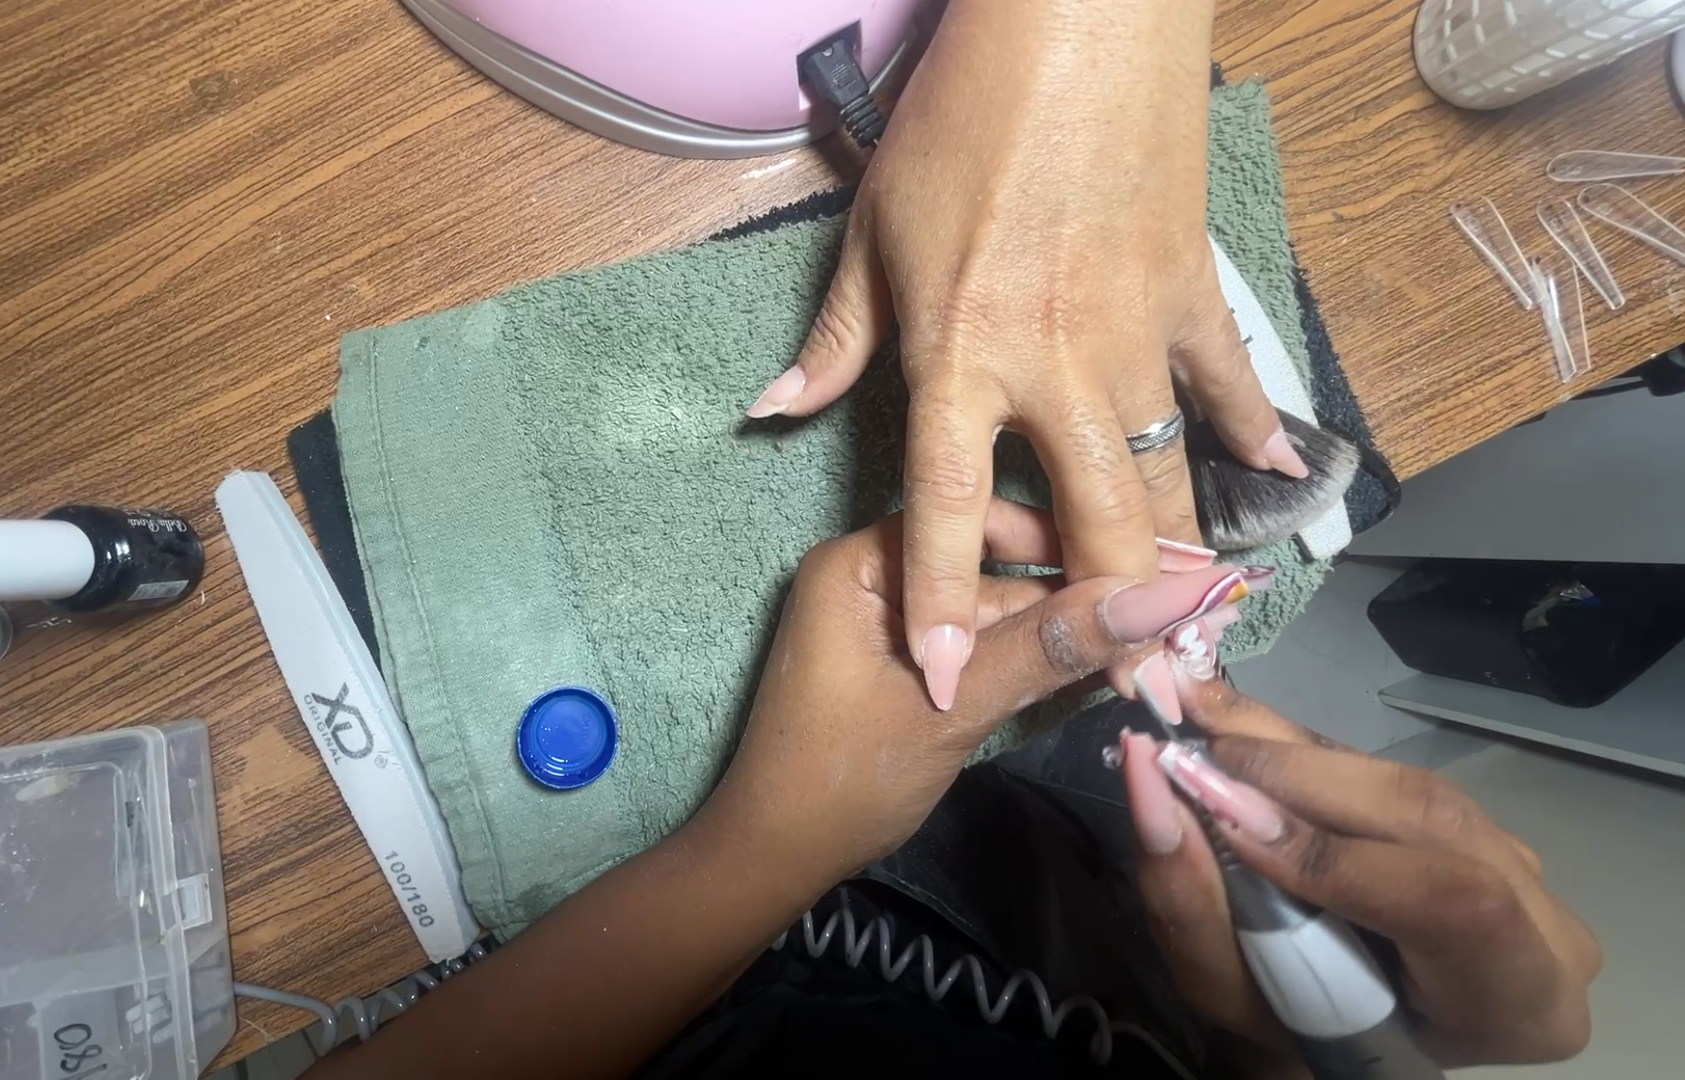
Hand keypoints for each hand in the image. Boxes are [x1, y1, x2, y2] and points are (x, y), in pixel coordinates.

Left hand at [703, 499, 1259, 884]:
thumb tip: (1165, 595)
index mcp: (856, 561)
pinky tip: (1092, 662)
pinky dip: (1018, 656)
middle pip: (982, 567)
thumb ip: (1048, 648)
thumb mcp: (951, 708)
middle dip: (1070, 595)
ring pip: (982, 609)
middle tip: (1176, 608)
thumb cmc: (845, 777)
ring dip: (1054, 630)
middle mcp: (866, 573)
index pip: (972, 519)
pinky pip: (965, 641)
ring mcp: (878, 617)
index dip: (1066, 539)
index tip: (1160, 556)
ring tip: (1156, 638)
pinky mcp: (892, 656)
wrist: (777, 853)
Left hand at [743, 0, 1299, 710]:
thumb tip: (773, 408)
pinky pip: (1233, 383)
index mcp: (957, 359)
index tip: (948, 683)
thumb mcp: (871, 240)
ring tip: (1186, 627)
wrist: (1074, 20)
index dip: (942, 603)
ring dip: (1176, 556)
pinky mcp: (1197, 293)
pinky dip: (1253, 434)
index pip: (942, 509)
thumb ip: (834, 343)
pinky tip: (1270, 487)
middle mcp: (1052, 368)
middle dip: (1107, 614)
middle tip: (1123, 687)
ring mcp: (1137, 334)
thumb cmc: (955, 131)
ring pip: (1166, 474)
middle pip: (1087, 520)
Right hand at [1120, 677, 1600, 1072]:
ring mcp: (1500, 853)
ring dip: (1276, 742)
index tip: (1220, 819)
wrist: (1322, 1010)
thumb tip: (1147, 780)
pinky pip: (1363, 758)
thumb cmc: (1281, 1019)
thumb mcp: (1221, 987)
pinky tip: (1219, 721)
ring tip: (1189, 720)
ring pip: (1390, 772)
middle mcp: (1536, 919)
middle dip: (1288, 771)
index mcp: (1508, 1000)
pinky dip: (1280, 735)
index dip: (1330, 853)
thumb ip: (1187, 898)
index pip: (1451, 904)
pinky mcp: (1445, 811)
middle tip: (1184, 749)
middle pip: (1421, 811)